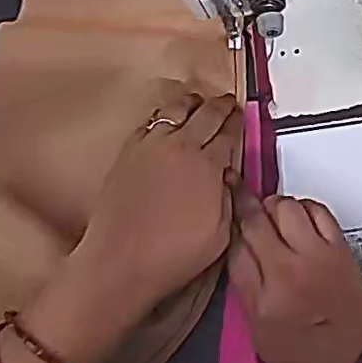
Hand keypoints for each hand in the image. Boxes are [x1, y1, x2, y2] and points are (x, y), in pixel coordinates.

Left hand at [66, 83, 243, 324]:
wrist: (120, 261)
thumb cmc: (172, 254)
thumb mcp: (220, 235)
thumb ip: (229, 199)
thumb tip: (228, 177)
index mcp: (207, 165)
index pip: (228, 133)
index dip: (237, 122)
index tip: (241, 117)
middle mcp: (180, 147)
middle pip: (206, 114)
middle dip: (221, 105)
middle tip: (228, 102)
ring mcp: (151, 146)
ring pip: (175, 109)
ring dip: (191, 103)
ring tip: (198, 101)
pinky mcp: (128, 152)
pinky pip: (149, 122)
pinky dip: (162, 115)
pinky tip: (165, 120)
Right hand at [228, 191, 361, 362]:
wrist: (356, 361)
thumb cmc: (305, 354)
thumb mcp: (258, 330)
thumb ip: (243, 283)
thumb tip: (234, 243)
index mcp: (269, 295)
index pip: (236, 245)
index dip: (228, 228)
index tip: (224, 216)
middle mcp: (294, 268)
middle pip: (259, 218)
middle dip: (246, 210)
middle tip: (243, 211)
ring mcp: (320, 253)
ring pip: (286, 206)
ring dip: (273, 207)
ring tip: (271, 220)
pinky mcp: (340, 246)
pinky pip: (317, 209)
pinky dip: (303, 207)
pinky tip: (297, 219)